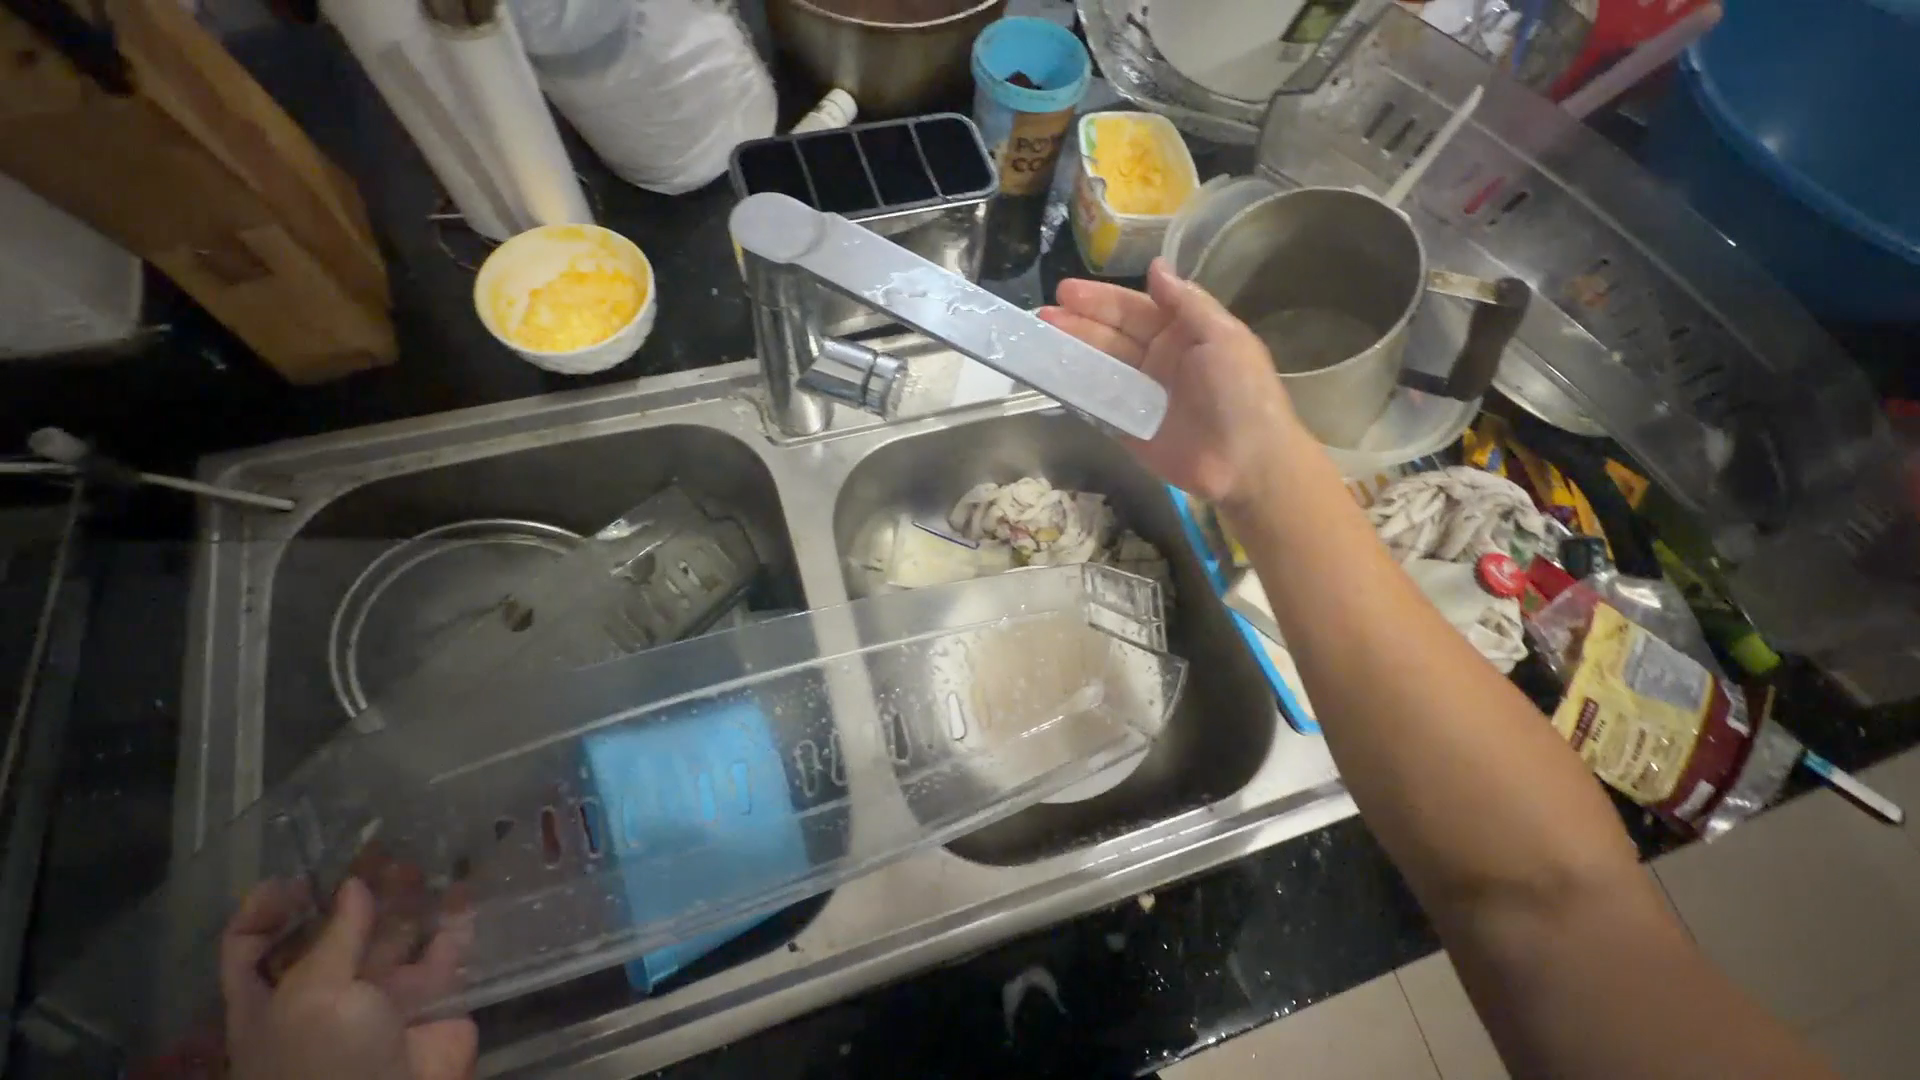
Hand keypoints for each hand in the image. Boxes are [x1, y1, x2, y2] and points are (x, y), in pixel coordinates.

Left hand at [222, 877, 476, 1079]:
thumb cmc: (325, 1060)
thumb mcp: (311, 997)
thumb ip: (334, 937)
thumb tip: (352, 885)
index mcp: (273, 1001)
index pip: (252, 948)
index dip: (267, 911)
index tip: (296, 878)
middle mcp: (325, 993)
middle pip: (334, 931)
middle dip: (354, 891)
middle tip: (379, 851)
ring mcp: (382, 996)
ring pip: (393, 934)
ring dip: (406, 897)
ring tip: (420, 864)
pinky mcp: (434, 997)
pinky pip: (446, 949)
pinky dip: (456, 918)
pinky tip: (462, 889)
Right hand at [1039, 259, 1302, 507]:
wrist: (1245, 460)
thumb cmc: (1240, 392)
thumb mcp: (1222, 336)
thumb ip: (1186, 302)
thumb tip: (1156, 265)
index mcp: (1181, 334)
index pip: (1133, 309)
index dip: (1101, 300)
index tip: (1066, 291)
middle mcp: (1157, 360)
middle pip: (1110, 336)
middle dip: (1077, 324)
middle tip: (1043, 315)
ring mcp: (1140, 395)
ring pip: (1099, 367)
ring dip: (1069, 353)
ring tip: (1039, 340)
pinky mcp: (1127, 427)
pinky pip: (1097, 405)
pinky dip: (1074, 392)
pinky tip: (1051, 378)